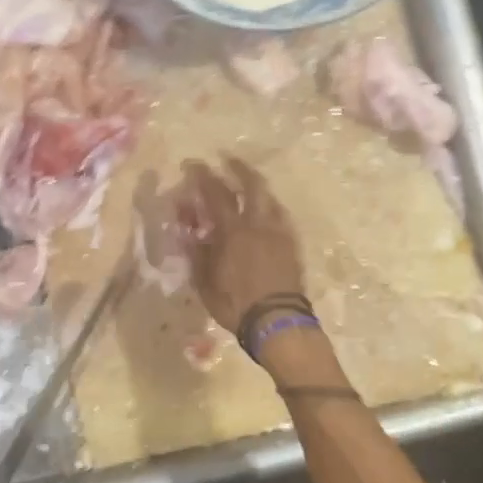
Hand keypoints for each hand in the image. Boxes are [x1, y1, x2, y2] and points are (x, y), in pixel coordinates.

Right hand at [181, 157, 305, 333]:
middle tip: (227, 160)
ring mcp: (279, 232)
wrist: (277, 321)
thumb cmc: (235, 304)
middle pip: (252, 185)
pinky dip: (269, 208)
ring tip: (247, 185)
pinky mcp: (292, 245)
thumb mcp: (205, 282)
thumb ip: (198, 254)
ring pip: (270, 198)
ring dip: (256, 187)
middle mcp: (258, 224)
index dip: (203, 176)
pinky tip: (265, 213)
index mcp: (232, 231)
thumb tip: (190, 234)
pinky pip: (280, 217)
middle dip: (238, 168)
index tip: (193, 164)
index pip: (216, 194)